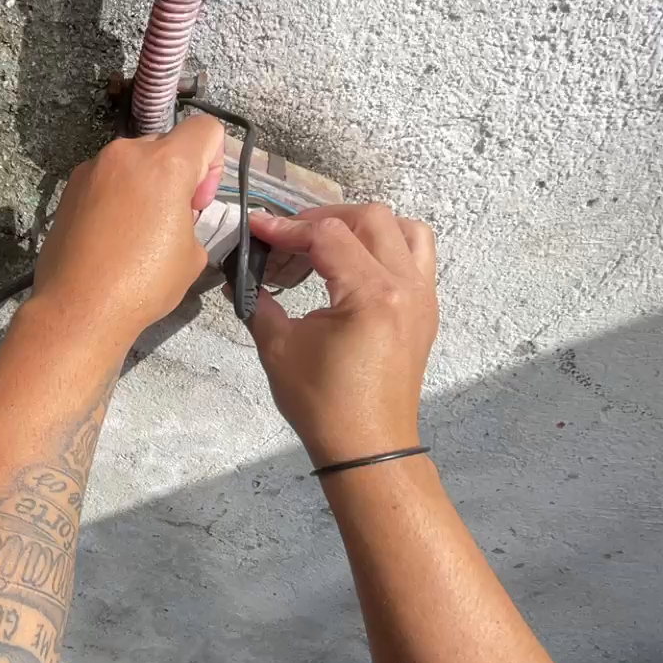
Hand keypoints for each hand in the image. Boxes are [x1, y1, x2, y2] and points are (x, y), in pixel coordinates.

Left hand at [32, 115, 226, 347]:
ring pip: (130, 164)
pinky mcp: (67, 191)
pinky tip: (110, 237)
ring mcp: (90, 170)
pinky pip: (103, 182)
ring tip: (136, 232)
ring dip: (142, 187)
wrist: (78, 308)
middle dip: (175, 176)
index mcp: (164, 163)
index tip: (197, 202)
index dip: (213, 164)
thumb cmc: (142, 283)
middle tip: (170, 220)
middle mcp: (124, 155)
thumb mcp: (192, 254)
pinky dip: (114, 198)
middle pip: (164, 145)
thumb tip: (177, 217)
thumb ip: (192, 219)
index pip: (206, 129)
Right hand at [245, 204, 438, 465]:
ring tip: (326, 244)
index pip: (327, 236)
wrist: (367, 443)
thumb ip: (258, 300)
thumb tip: (238, 271)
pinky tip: (350, 267)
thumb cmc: (318, 400)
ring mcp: (422, 296)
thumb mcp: (276, 345)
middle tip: (287, 236)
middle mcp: (405, 286)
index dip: (285, 227)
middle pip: (370, 218)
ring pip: (404, 229)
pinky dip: (384, 246)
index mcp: (370, 294)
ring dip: (362, 226)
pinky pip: (416, 255)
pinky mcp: (424, 308)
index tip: (254, 228)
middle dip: (323, 218)